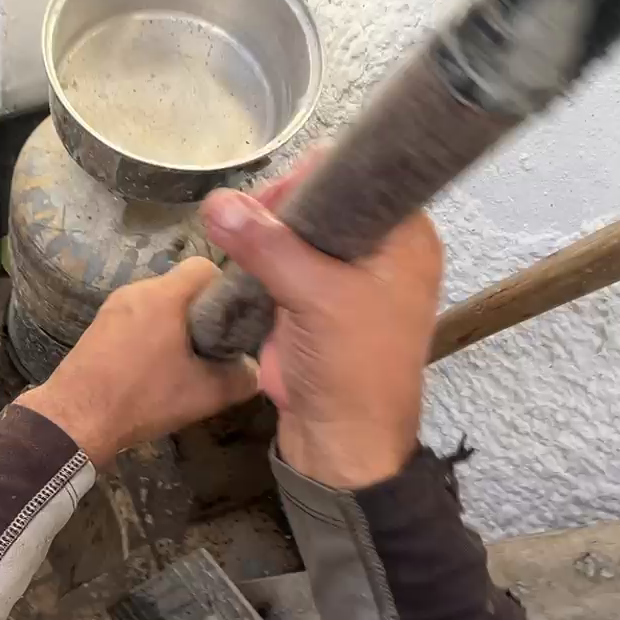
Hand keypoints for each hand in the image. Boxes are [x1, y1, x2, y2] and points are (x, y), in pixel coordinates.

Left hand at [16, 257, 259, 464]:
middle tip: (215, 344)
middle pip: (181, 285)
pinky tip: (156, 365)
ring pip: (159, 301)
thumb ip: (242, 377)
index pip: (205, 266)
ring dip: (176, 323)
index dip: (226, 287)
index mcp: (163, 295)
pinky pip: (137, 316)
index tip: (234, 318)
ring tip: (186, 359)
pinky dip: (152, 331)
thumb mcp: (205, 394)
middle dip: (202, 310)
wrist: (76, 418)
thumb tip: (255, 368)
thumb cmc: (142, 399)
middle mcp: (136, 290)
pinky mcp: (99, 324)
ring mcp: (113, 305)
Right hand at [201, 172, 442, 490]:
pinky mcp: (314, 301)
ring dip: (263, 237)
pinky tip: (238, 263)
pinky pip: (281, 264)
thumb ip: (267, 246)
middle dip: (277, 210)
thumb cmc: (351, 365)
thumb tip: (216, 202)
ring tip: (237, 244)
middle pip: (319, 203)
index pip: (355, 178)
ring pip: (295, 234)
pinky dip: (258, 262)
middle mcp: (377, 250)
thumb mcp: (315, 296)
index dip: (309, 180)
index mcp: (403, 237)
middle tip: (246, 227)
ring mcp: (344, 277)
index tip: (269, 201)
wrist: (339, 440)